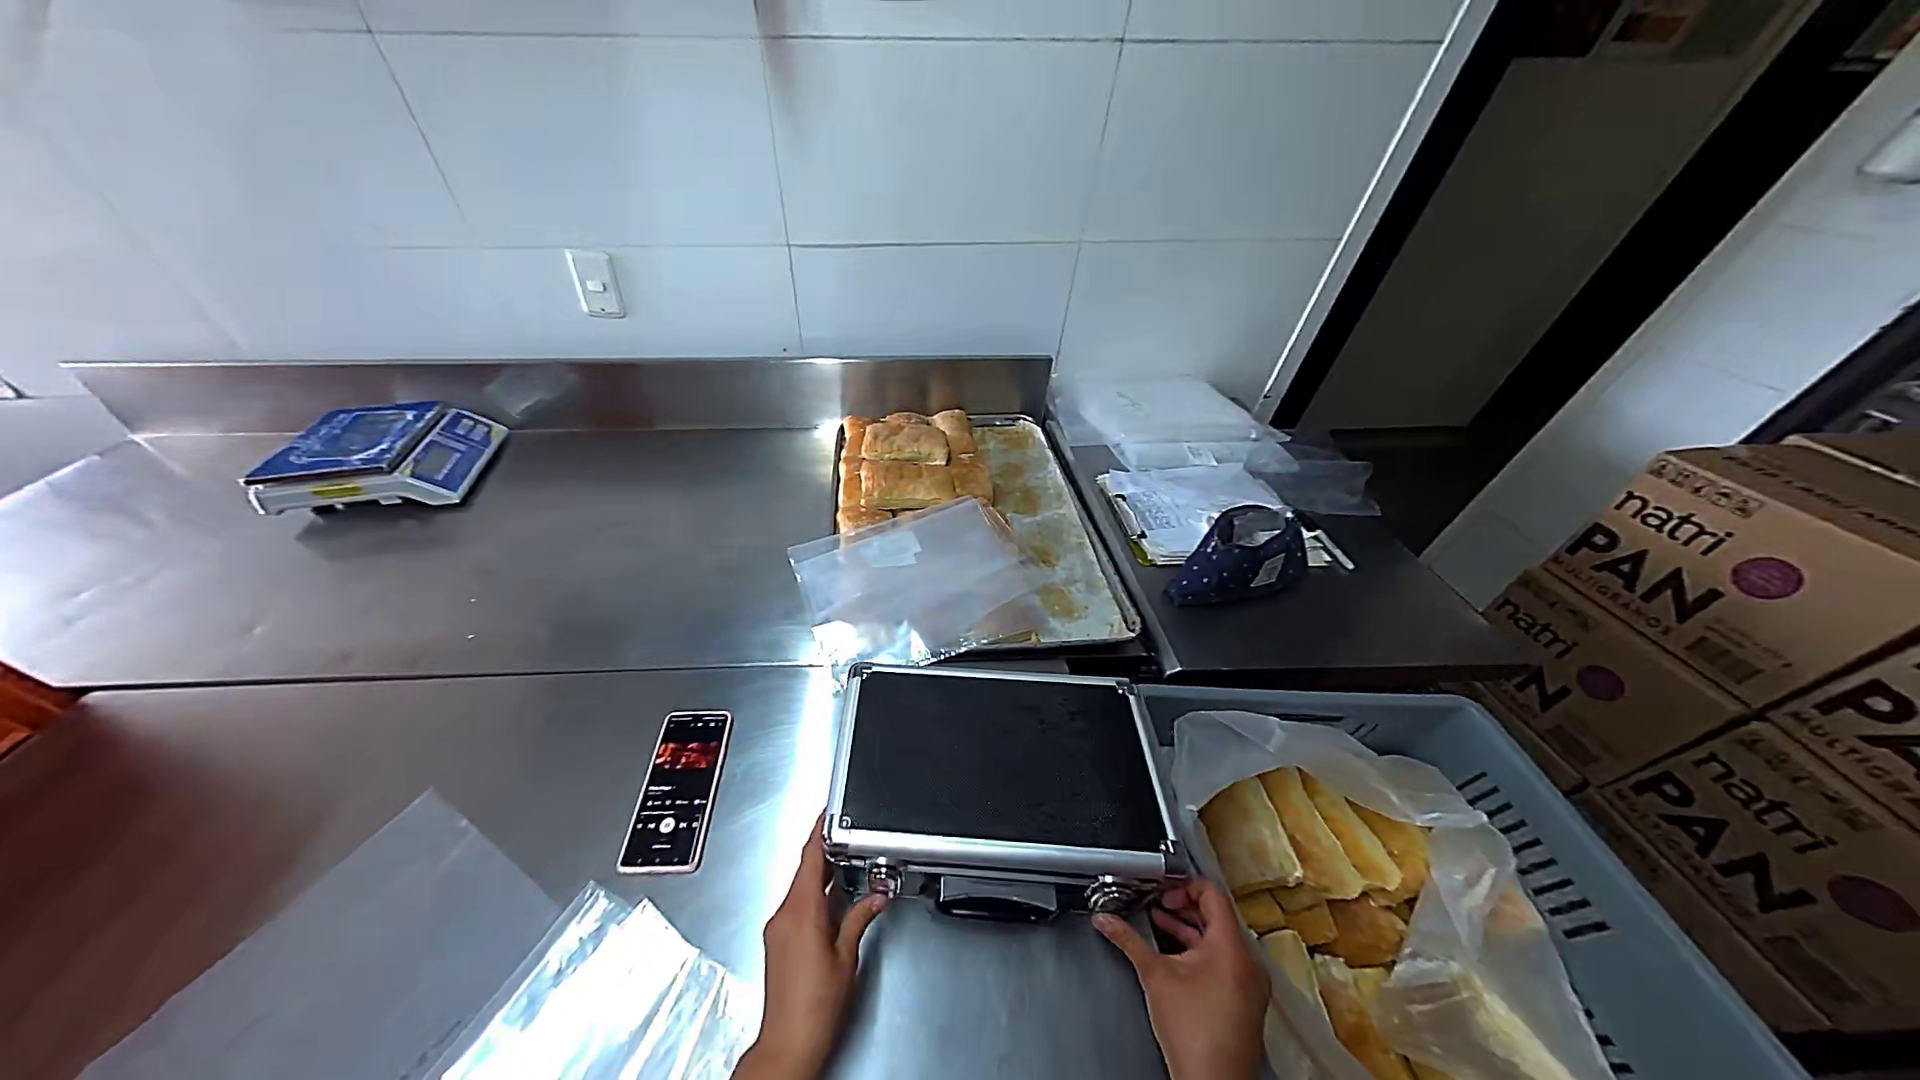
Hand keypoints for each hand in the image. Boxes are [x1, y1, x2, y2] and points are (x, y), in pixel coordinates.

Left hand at [734, 816, 888, 1079]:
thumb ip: (861, 917)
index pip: (809, 858)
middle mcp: (783, 916)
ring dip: (821, 878)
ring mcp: (777, 929)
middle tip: (846, 839)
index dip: (818, 831)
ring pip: (800, 889)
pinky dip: (814, 898)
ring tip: (845, 872)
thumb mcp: (847, 956)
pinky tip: (832, 904)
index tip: (826, 813)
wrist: (787, 1043)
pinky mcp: (776, 942)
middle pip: (805, 871)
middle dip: (826, 854)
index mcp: (801, 912)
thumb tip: (876, 896)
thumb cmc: (815, 1007)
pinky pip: (795, 907)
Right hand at [1095, 878, 1269, 1079]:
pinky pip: (1227, 961)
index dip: (1186, 887)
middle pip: (1218, 916)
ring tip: (1163, 923)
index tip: (1165, 892)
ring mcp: (1251, 983)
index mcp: (1230, 948)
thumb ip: (1129, 940)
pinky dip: (1203, 951)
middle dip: (1185, 906)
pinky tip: (1178, 955)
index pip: (1213, 895)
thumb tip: (1106, 921)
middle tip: (1160, 903)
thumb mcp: (1154, 975)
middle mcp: (1248, 962)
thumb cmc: (1193, 1034)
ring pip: (1222, 940)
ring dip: (1191, 928)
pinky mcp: (1247, 999)